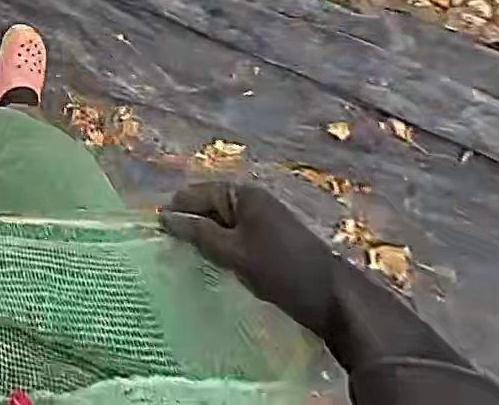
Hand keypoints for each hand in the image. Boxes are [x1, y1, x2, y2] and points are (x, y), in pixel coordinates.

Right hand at [159, 181, 340, 338]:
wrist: (340, 304)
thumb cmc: (283, 271)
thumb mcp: (234, 253)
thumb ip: (197, 233)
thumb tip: (165, 218)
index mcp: (243, 193)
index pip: (196, 194)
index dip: (177, 211)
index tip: (159, 230)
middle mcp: (254, 199)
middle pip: (210, 206)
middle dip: (193, 225)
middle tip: (175, 247)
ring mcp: (266, 219)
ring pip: (224, 224)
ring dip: (210, 239)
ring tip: (197, 258)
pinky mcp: (275, 239)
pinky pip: (239, 236)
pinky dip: (227, 247)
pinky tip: (223, 265)